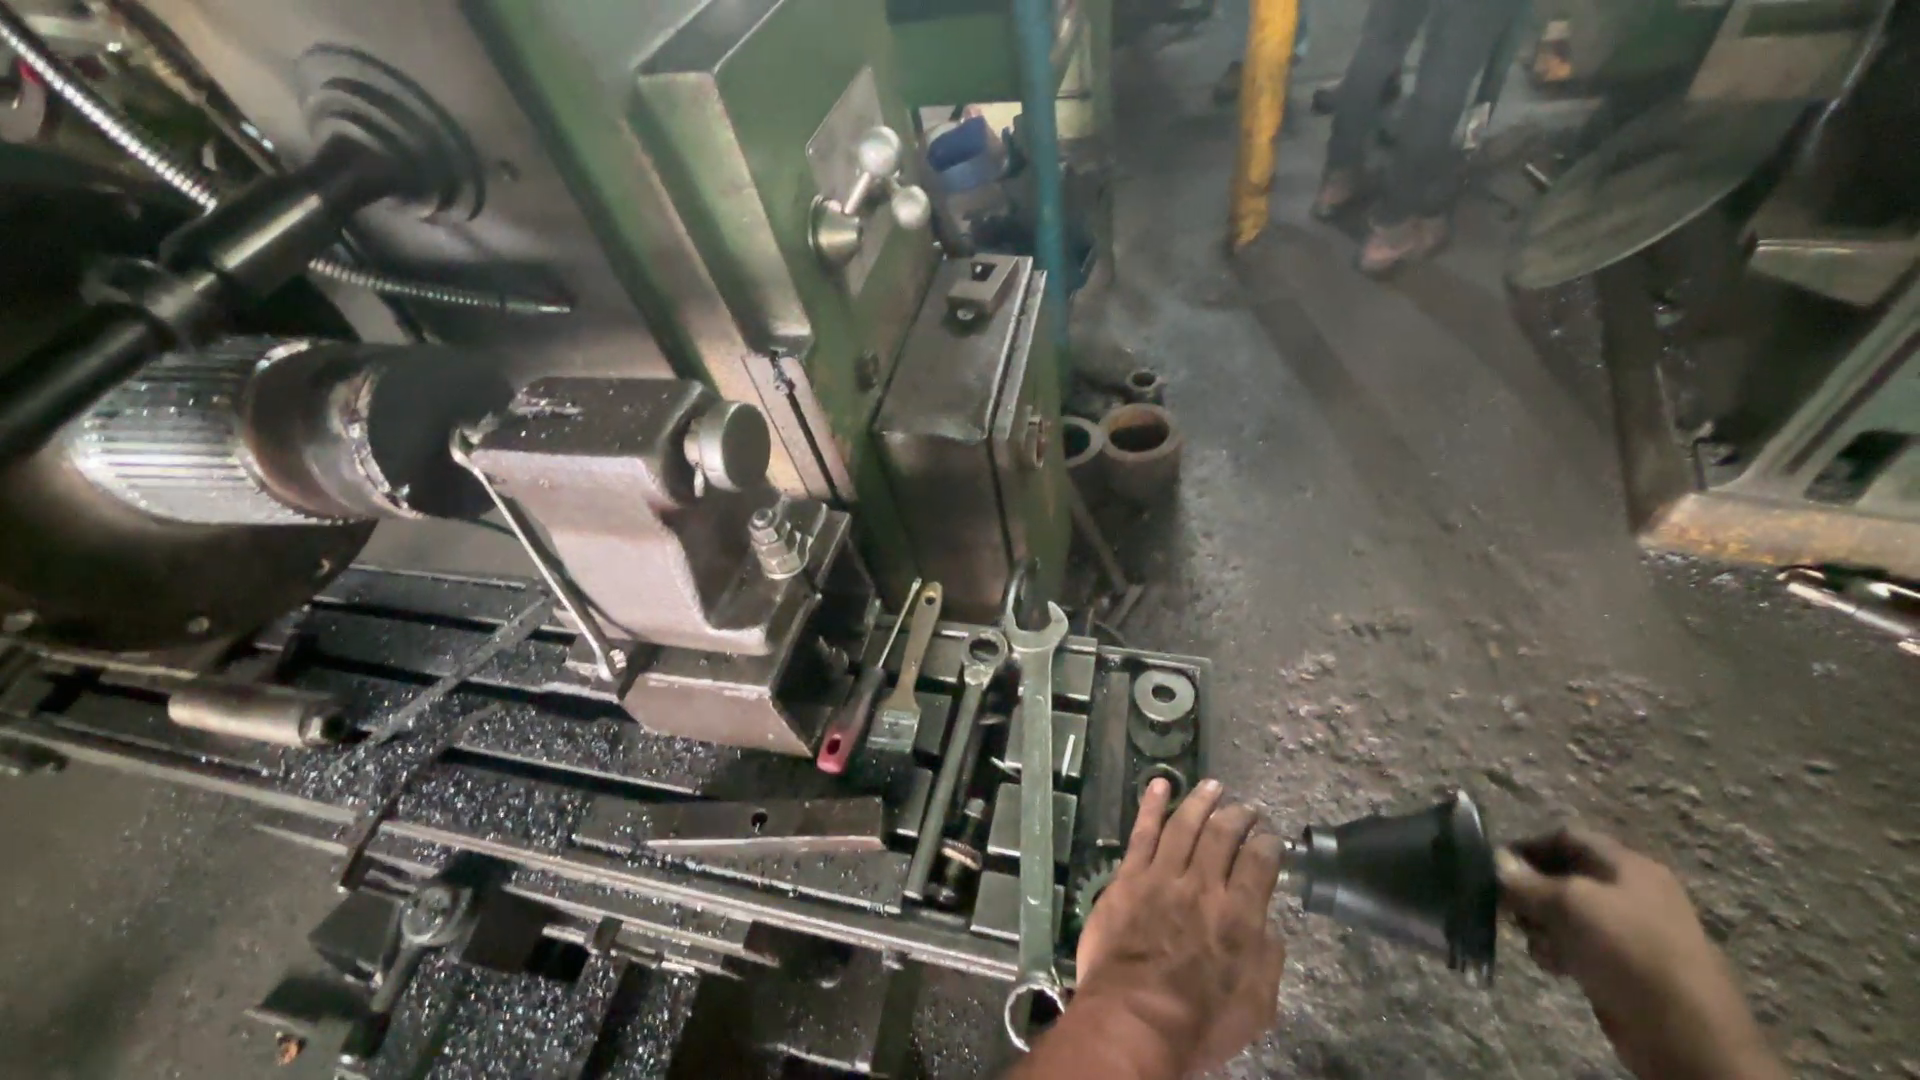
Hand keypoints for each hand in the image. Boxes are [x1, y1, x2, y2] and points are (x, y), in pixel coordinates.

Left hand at [1074, 778, 1288, 1076]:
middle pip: (1223, 834)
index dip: (1268, 844)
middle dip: (1238, 816)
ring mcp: (1162, 876)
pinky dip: (1152, 804)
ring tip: (1213, 786)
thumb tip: (1268, 926)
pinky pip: (1142, 832)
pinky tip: (1160, 784)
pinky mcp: (1128, 877)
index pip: (1260, 862)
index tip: (1270, 838)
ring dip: (1201, 801)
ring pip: (1184, 824)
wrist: (1134, 1019)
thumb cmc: (1199, 1023)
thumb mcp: (1257, 1006)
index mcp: (1240, 915)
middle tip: (1245, 808)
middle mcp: (1204, 885)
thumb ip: (1268, 960)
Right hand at [1497, 829, 1785, 1079]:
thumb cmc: (1626, 950)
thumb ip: (1525, 881)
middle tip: (1507, 907)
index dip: (1528, 846)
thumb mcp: (1568, 904)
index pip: (1567, 837)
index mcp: (1629, 866)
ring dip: (1541, 924)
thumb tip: (1497, 863)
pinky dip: (1559, 950)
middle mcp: (1631, 893)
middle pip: (1564, 876)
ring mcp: (1630, 931)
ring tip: (1533, 941)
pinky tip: (1553, 965)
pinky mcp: (1624, 966)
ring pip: (1567, 914)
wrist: (1684, 1032)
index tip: (1494, 866)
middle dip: (1531, 890)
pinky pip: (1579, 945)